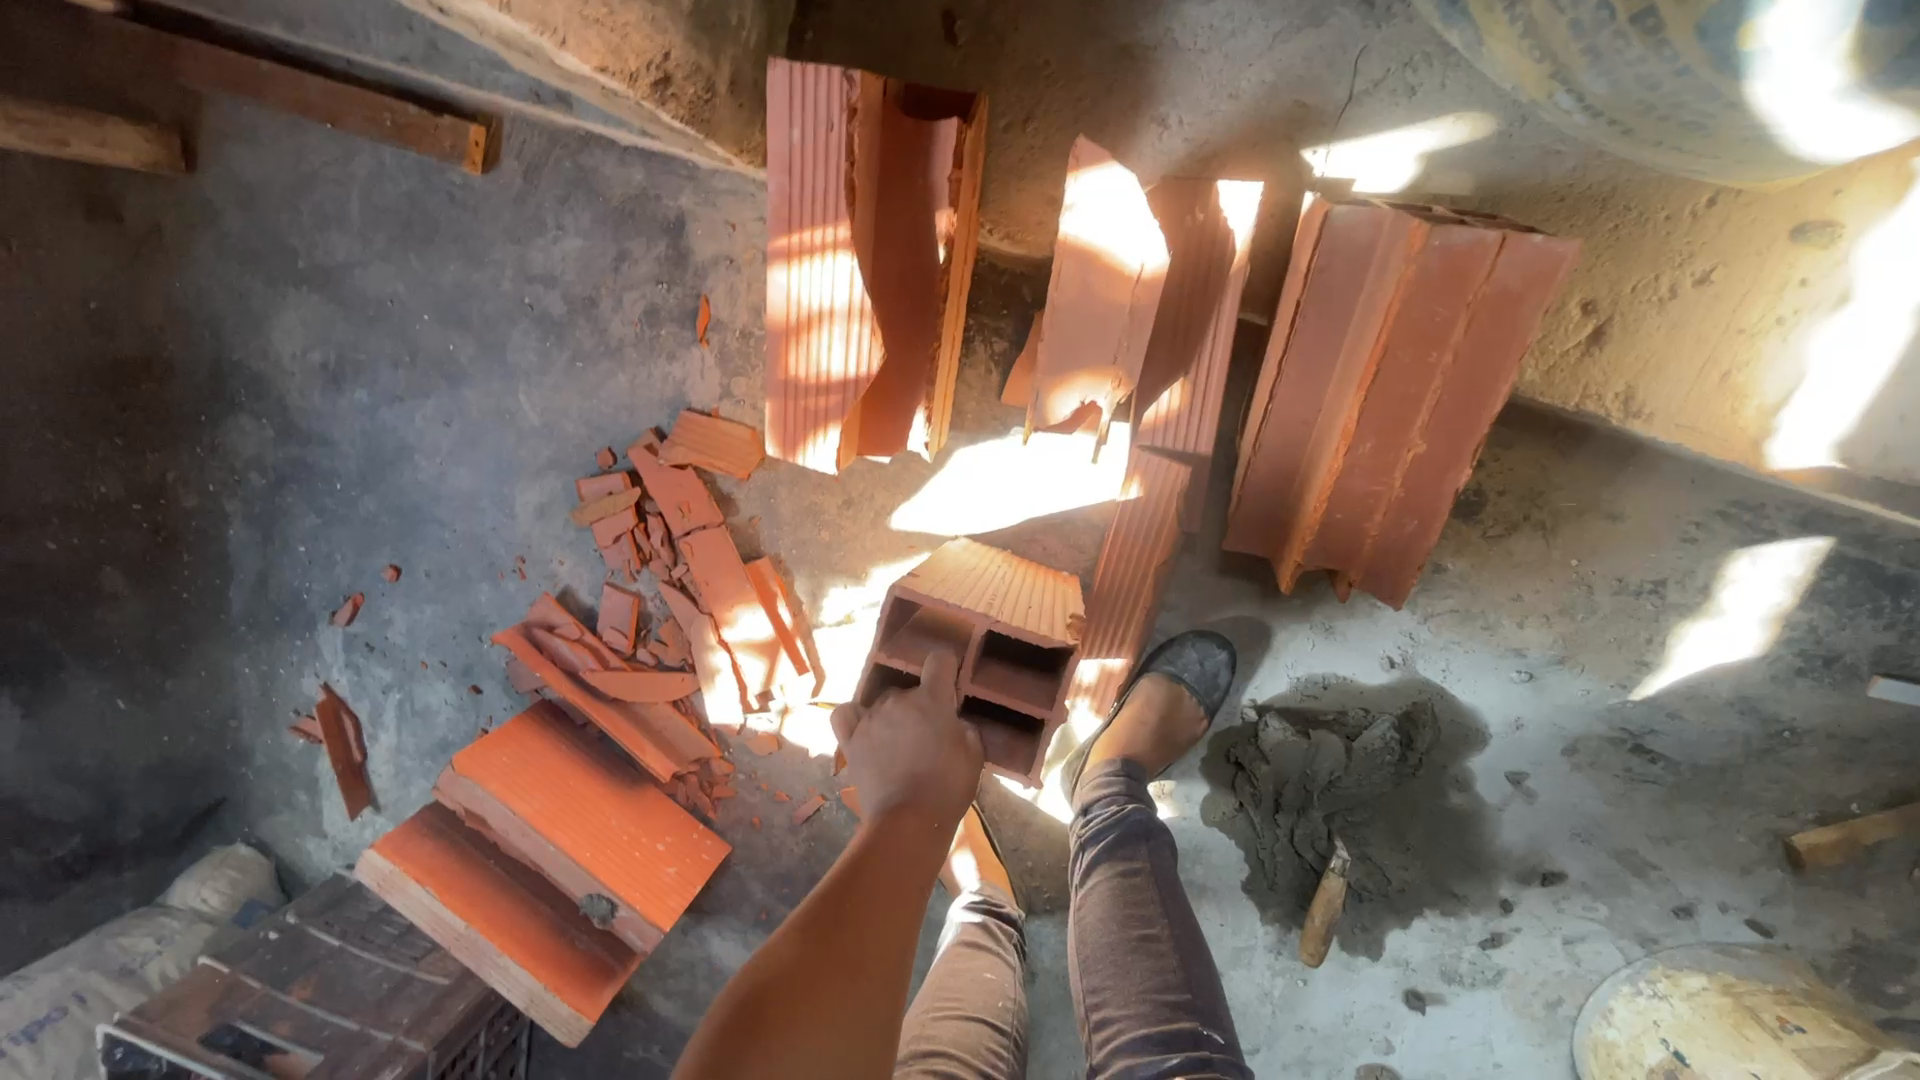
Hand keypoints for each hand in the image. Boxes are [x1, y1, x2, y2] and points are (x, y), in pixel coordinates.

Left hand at [830, 648, 981, 829]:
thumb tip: (953, 721)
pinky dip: (855, 716)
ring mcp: (870, 719)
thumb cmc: (948, 788)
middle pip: (910, 690)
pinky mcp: (850, 740)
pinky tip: (865, 729)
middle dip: (921, 707)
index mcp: (932, 700)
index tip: (949, 685)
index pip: (939, 660)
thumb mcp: (974, 755)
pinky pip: (846, 714)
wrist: (908, 821)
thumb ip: (964, 727)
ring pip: (883, 704)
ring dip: (894, 717)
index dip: (945, 668)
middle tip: (929, 737)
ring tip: (900, 746)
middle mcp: (898, 699)